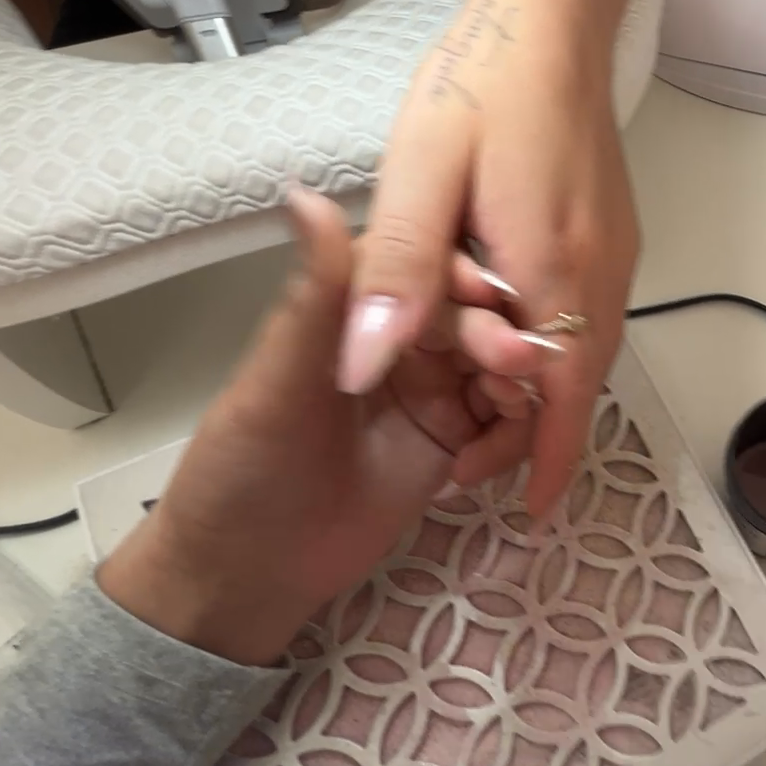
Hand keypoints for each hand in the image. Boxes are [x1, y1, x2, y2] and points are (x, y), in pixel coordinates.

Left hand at [97, 189, 557, 665]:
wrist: (249, 573)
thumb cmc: (248, 467)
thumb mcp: (278, 380)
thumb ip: (316, 295)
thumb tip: (302, 193)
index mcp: (363, 311)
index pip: (432, 279)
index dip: (469, 286)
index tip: (492, 302)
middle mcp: (411, 342)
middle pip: (482, 324)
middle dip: (504, 343)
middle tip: (514, 368)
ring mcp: (442, 390)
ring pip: (507, 372)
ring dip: (517, 390)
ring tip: (501, 416)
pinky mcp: (461, 436)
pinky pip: (511, 422)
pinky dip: (513, 435)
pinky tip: (482, 464)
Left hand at [345, 0, 638, 517]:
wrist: (553, 25)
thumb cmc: (481, 89)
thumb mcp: (418, 169)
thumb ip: (394, 270)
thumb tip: (366, 367)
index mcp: (554, 270)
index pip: (563, 392)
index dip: (551, 457)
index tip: (531, 513)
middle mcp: (600, 276)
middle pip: (581, 382)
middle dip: (540, 435)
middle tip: (478, 466)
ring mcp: (616, 258)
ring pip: (588, 353)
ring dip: (546, 393)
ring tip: (487, 413)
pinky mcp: (615, 241)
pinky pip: (591, 320)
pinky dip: (558, 352)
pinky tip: (517, 343)